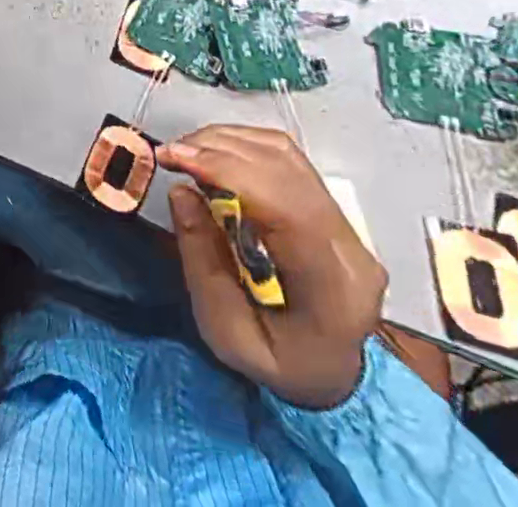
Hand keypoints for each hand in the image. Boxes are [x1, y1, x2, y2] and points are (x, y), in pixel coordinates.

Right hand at [157, 125, 387, 408]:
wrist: (331, 374)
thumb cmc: (277, 364)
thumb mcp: (227, 333)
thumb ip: (202, 264)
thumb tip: (183, 192)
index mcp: (333, 287)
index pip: (288, 209)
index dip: (229, 171)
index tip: (176, 158)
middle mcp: (349, 246)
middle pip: (286, 172)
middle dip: (219, 150)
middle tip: (168, 154)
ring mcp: (346, 223)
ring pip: (287, 156)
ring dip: (228, 142)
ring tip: (184, 153)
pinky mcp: (330, 209)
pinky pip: (287, 159)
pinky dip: (242, 145)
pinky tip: (212, 155)